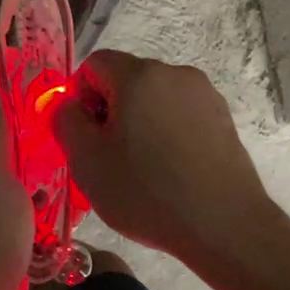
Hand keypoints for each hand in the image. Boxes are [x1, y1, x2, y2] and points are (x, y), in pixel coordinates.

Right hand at [51, 51, 281, 270]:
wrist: (223, 225)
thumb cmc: (146, 191)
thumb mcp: (86, 160)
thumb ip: (65, 120)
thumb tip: (67, 105)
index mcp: (139, 75)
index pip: (95, 64)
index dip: (80, 96)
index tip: (85, 136)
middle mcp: (175, 74)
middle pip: (127, 79)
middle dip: (110, 110)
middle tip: (108, 157)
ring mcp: (205, 95)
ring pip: (155, 99)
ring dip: (140, 123)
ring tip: (142, 169)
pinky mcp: (224, 120)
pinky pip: (181, 116)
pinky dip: (167, 134)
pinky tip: (171, 172)